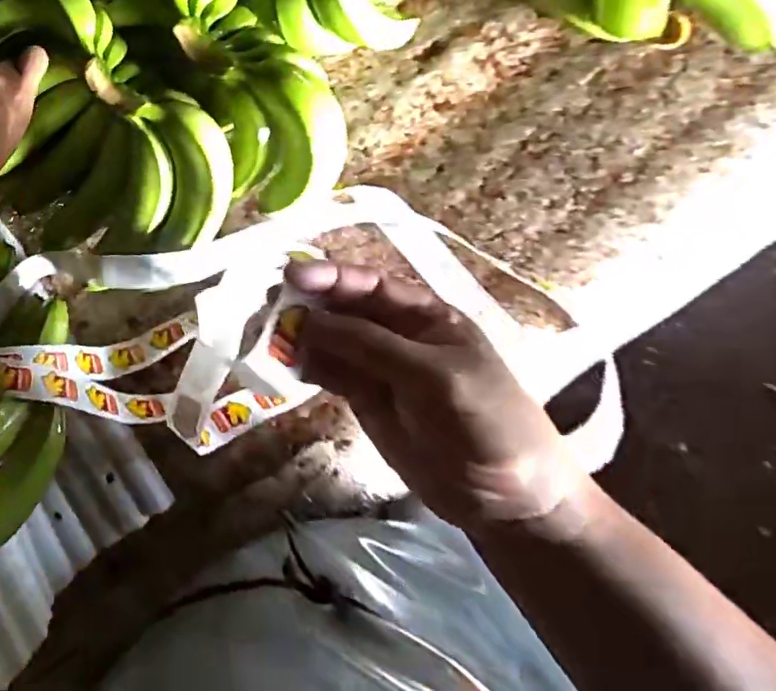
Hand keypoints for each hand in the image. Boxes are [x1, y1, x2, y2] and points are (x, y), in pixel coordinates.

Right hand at [286, 260, 592, 537]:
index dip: (328, 275)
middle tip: (267, 307)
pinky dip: (298, 363)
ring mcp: (374, 364)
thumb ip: (367, 343)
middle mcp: (394, 332)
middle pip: (338, 305)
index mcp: (424, 316)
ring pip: (323, 336)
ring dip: (293, 333)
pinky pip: (321, 368)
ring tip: (266, 339)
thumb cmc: (487, 423)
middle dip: (302, 302)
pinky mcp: (359, 394)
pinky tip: (283, 366)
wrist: (509, 500)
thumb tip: (303, 318)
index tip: (289, 275)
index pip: (368, 283)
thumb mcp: (432, 375)